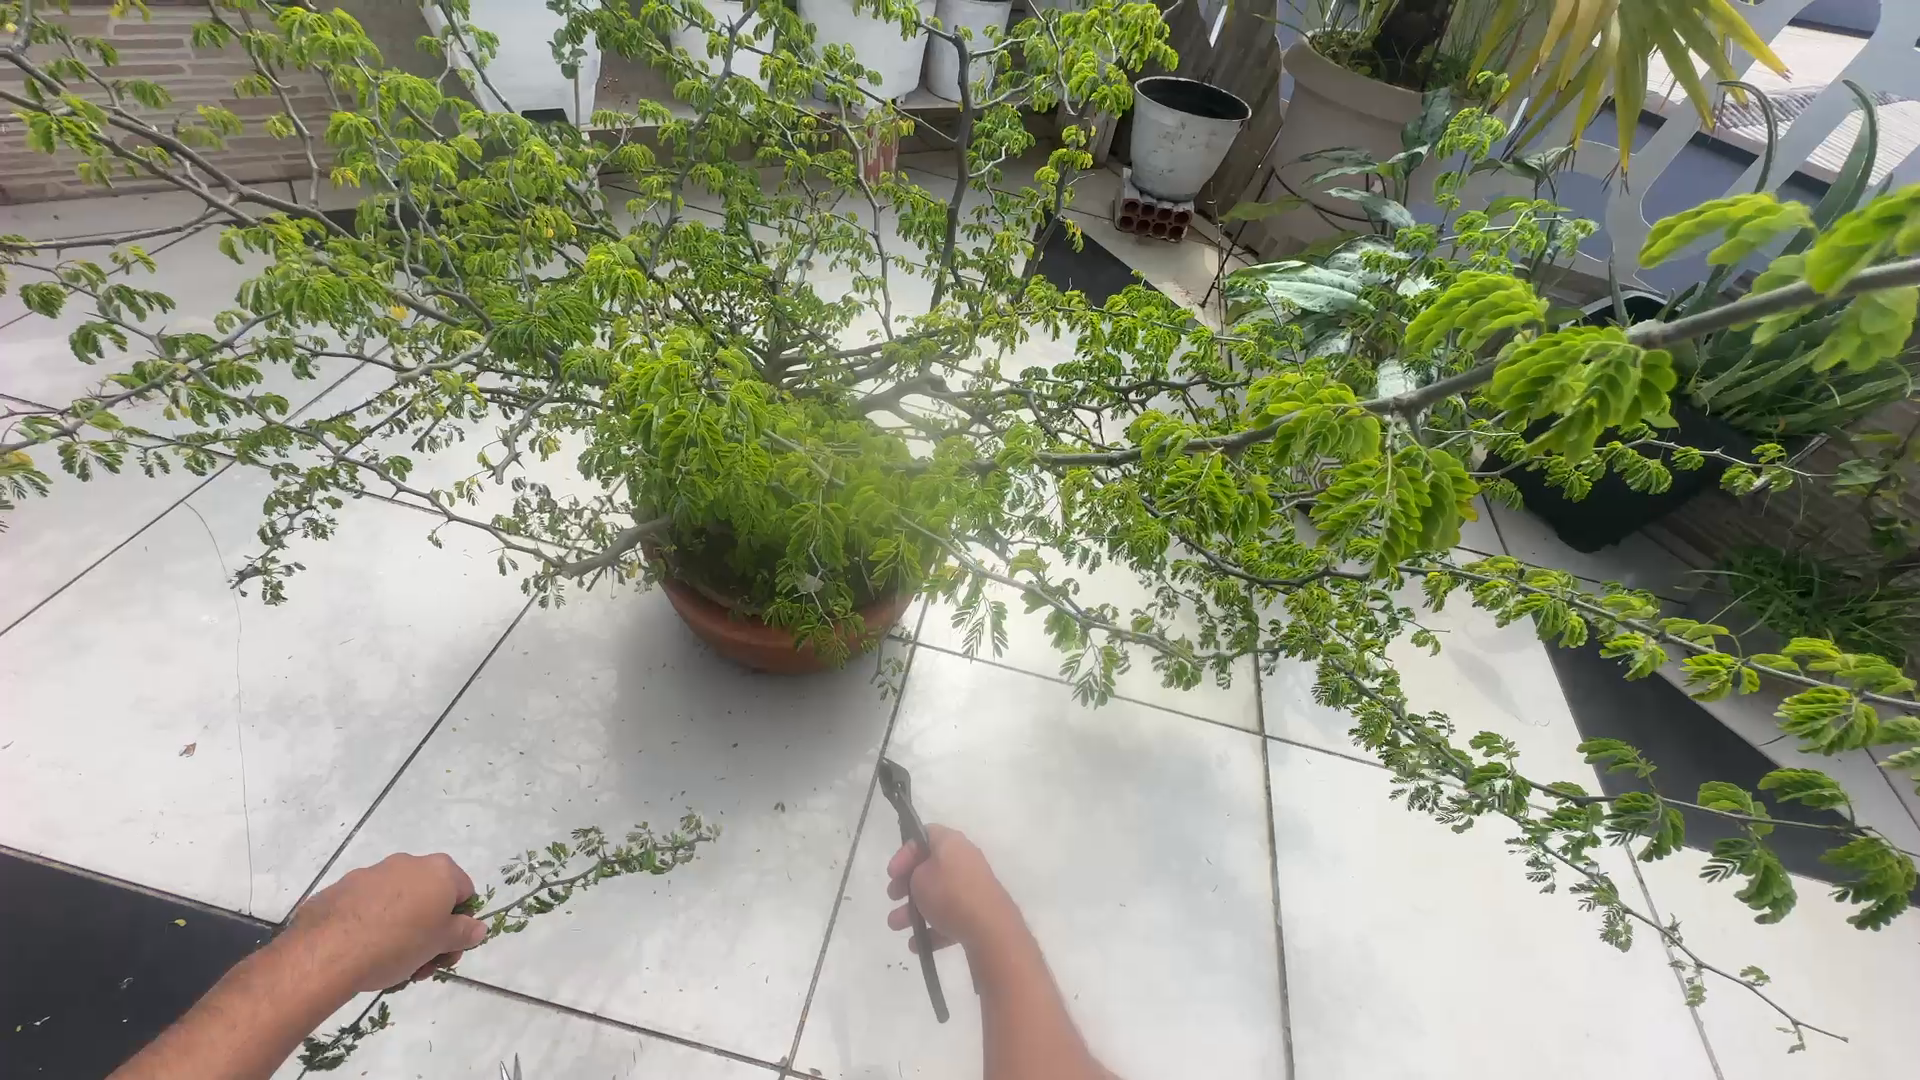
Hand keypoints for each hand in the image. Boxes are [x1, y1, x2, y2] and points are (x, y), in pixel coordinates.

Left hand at [285, 853, 486, 992]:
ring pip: (395, 902)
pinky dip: (366, 925)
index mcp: (439, 870)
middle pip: (429, 898)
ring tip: (384, 965)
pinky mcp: (336, 891)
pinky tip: (356, 953)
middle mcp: (408, 863)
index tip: (444, 951)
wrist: (324, 955)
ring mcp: (369, 875)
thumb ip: (464, 933)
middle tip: (417, 964)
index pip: (464, 894)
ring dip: (398, 928)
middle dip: (427, 930)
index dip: (458, 925)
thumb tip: (478, 929)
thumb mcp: (440, 944)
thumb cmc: (397, 944)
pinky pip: (362, 908)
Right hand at [886, 825, 1018, 953]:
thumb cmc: (949, 894)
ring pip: (938, 895)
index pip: (924, 836)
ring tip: (896, 925)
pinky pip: (951, 916)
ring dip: (914, 910)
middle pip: (930, 867)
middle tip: (893, 897)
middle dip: (907, 884)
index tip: (892, 873)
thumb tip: (921, 879)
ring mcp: (974, 886)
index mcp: (951, 843)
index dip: (904, 852)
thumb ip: (913, 874)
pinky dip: (933, 928)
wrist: (989, 928)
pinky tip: (917, 944)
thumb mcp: (919, 878)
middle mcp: (965, 859)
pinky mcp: (979, 912)